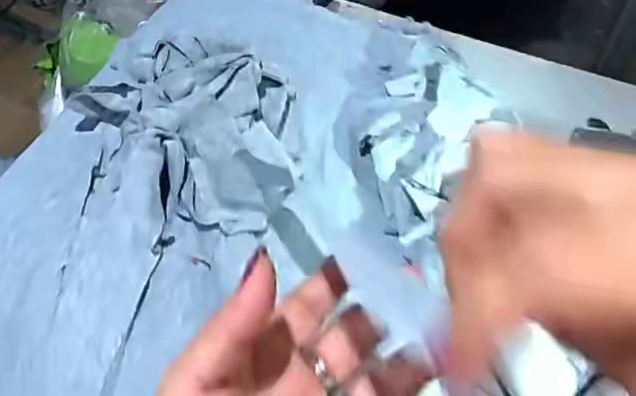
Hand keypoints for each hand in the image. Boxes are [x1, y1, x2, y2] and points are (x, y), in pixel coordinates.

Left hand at [159, 250, 431, 395]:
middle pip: (344, 344)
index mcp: (259, 354)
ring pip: (371, 384)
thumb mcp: (200, 374)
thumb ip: (234, 321)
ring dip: (404, 363)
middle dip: (378, 316)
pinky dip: (403, 395)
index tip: (363, 256)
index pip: (300, 311)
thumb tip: (265, 255)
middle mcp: (298, 383)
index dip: (329, 283)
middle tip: (414, 290)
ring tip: (435, 338)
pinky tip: (433, 379)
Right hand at [441, 130, 635, 395]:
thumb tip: (496, 328)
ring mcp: (627, 164)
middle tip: (472, 320)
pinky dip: (498, 202)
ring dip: (477, 219)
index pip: (534, 259)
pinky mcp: (616, 167)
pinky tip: (527, 257)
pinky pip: (521, 159)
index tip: (455, 362)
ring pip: (497, 156)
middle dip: (465, 248)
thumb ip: (602, 351)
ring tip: (497, 287)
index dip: (476, 309)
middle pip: (497, 177)